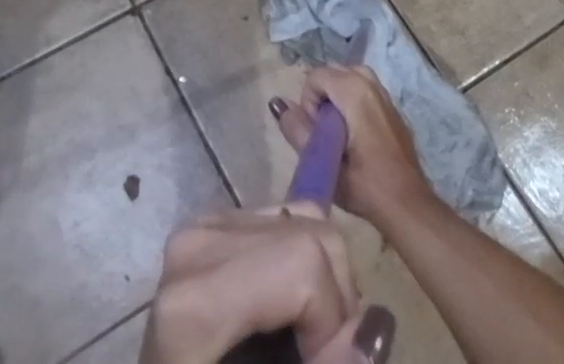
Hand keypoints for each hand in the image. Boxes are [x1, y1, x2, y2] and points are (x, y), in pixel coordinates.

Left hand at [140, 204, 394, 363]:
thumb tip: (370, 332)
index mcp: (194, 302)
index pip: (302, 266)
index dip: (331, 322)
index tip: (320, 363)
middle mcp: (197, 245)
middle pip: (313, 238)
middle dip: (338, 300)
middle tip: (324, 351)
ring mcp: (205, 226)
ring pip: (309, 220)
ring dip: (328, 277)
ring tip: (312, 330)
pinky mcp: (214, 222)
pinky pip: (289, 215)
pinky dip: (308, 257)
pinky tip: (290, 302)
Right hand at [271, 67, 436, 230]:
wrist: (407, 204)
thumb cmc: (364, 186)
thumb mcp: (323, 163)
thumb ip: (298, 130)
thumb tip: (279, 104)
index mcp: (356, 95)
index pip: (317, 75)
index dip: (308, 101)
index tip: (316, 131)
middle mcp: (373, 87)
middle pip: (336, 71)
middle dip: (321, 94)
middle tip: (322, 129)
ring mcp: (386, 97)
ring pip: (352, 77)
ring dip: (336, 96)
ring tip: (333, 128)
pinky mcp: (393, 111)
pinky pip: (366, 90)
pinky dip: (352, 100)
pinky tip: (352, 133)